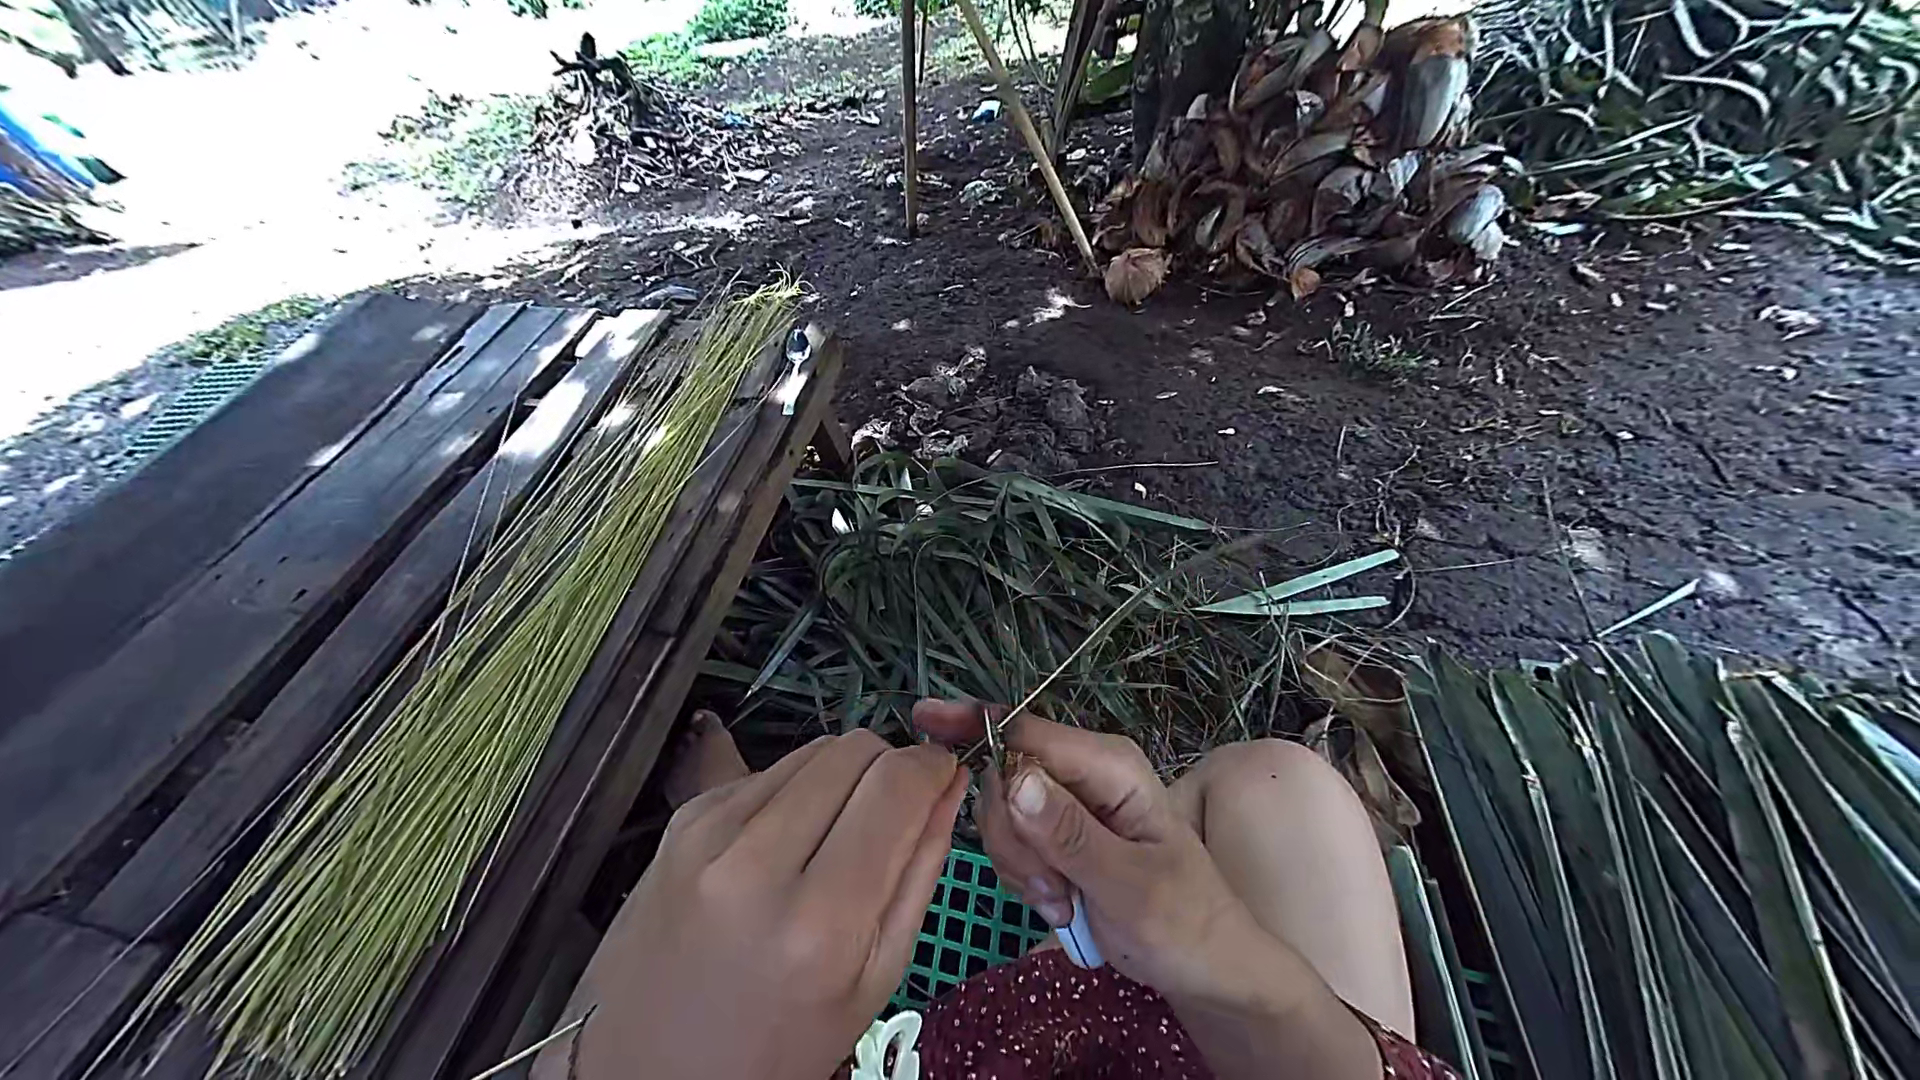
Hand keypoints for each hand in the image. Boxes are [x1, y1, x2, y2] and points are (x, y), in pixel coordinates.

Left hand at [564, 730, 965, 1079]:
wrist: (638, 1071)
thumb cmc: (776, 1046)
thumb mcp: (874, 979)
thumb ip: (922, 867)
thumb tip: (950, 781)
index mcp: (821, 923)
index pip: (897, 785)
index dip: (932, 765)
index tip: (943, 773)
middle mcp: (758, 862)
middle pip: (857, 748)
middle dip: (891, 766)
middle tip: (890, 810)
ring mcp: (711, 829)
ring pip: (817, 747)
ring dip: (846, 774)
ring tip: (836, 830)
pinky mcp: (685, 814)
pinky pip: (773, 767)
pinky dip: (800, 787)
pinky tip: (788, 838)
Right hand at [912, 701, 1380, 1079]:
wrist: (1203, 968)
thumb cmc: (1183, 924)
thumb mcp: (1131, 887)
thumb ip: (1070, 834)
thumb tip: (1015, 778)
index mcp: (1108, 763)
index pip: (1028, 732)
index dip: (975, 724)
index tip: (925, 720)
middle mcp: (1082, 769)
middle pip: (1004, 775)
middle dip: (1013, 836)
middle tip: (1051, 888)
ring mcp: (1066, 800)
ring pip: (1001, 811)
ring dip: (1020, 863)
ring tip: (1064, 899)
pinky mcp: (1054, 829)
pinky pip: (1010, 838)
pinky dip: (1023, 874)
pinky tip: (1058, 900)